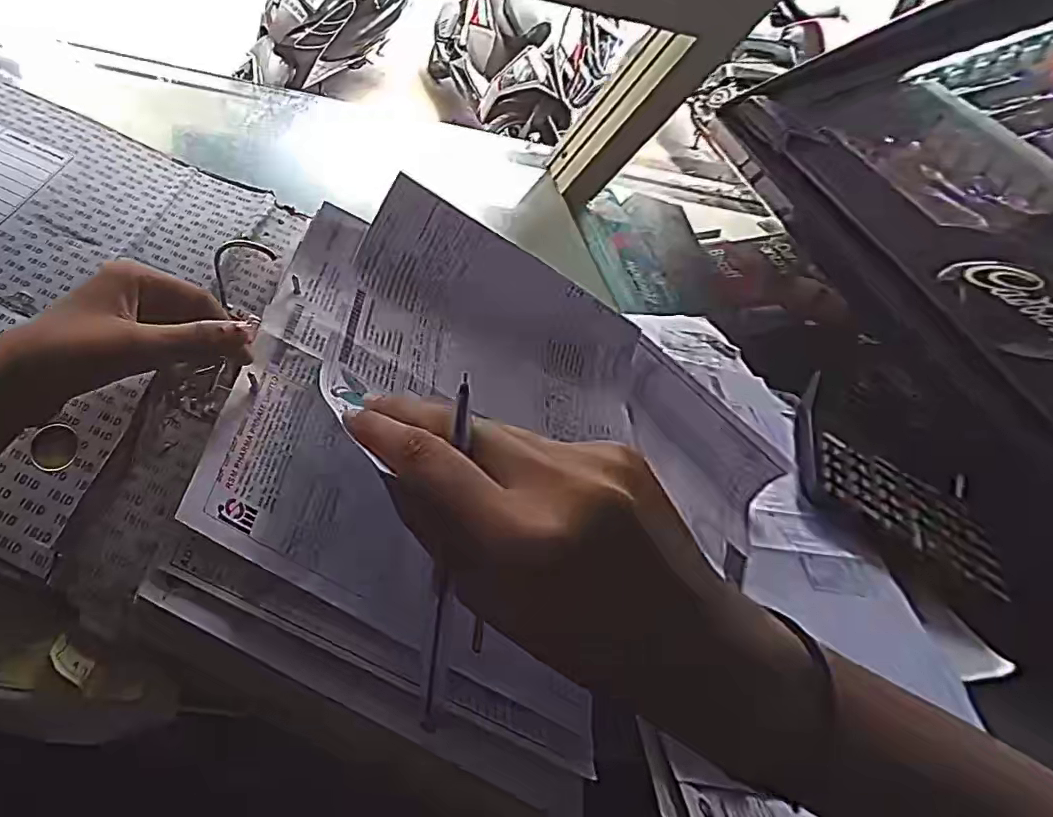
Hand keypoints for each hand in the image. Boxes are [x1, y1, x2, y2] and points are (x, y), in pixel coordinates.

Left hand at [0, 261, 252, 407]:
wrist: (11, 383)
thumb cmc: (74, 354)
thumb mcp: (137, 346)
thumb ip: (192, 340)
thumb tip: (244, 335)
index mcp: (134, 276)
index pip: (194, 297)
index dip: (223, 325)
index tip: (246, 356)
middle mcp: (128, 287)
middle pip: (182, 311)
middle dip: (207, 338)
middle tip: (233, 370)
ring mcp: (116, 313)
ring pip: (168, 329)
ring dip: (190, 349)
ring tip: (214, 375)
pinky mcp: (107, 338)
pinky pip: (150, 342)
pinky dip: (169, 356)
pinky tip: (181, 374)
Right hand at [345, 395, 799, 703]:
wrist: (697, 643)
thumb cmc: (583, 643)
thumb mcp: (493, 601)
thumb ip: (440, 531)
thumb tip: (397, 476)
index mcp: (524, 538)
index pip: (434, 464)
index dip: (387, 433)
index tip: (355, 415)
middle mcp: (559, 484)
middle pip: (466, 428)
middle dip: (417, 416)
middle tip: (379, 410)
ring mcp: (594, 460)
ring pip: (503, 432)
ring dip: (467, 440)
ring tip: (447, 452)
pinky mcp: (617, 450)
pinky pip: (541, 443)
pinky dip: (516, 457)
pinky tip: (523, 484)